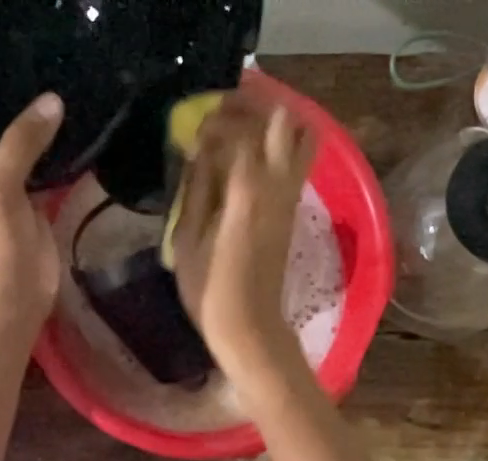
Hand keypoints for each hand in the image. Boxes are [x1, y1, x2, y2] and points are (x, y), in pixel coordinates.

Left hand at [0, 93, 64, 348]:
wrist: (10, 313)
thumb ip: (20, 144)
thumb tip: (51, 102)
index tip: (7, 69)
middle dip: (12, 110)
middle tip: (44, 80)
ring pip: (16, 149)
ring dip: (34, 132)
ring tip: (60, 98)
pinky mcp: (27, 208)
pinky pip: (39, 171)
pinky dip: (51, 156)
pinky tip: (70, 131)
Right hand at [170, 93, 316, 370]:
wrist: (249, 327)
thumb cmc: (209, 290)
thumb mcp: (187, 239)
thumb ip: (195, 188)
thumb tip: (197, 151)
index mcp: (247, 188)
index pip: (240, 128)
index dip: (215, 119)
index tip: (192, 127)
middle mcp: (277, 183)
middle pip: (280, 119)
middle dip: (251, 106)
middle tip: (221, 112)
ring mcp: (290, 195)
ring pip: (300, 135)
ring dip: (272, 123)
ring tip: (240, 128)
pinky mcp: (292, 209)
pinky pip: (296, 160)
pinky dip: (277, 145)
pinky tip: (248, 154)